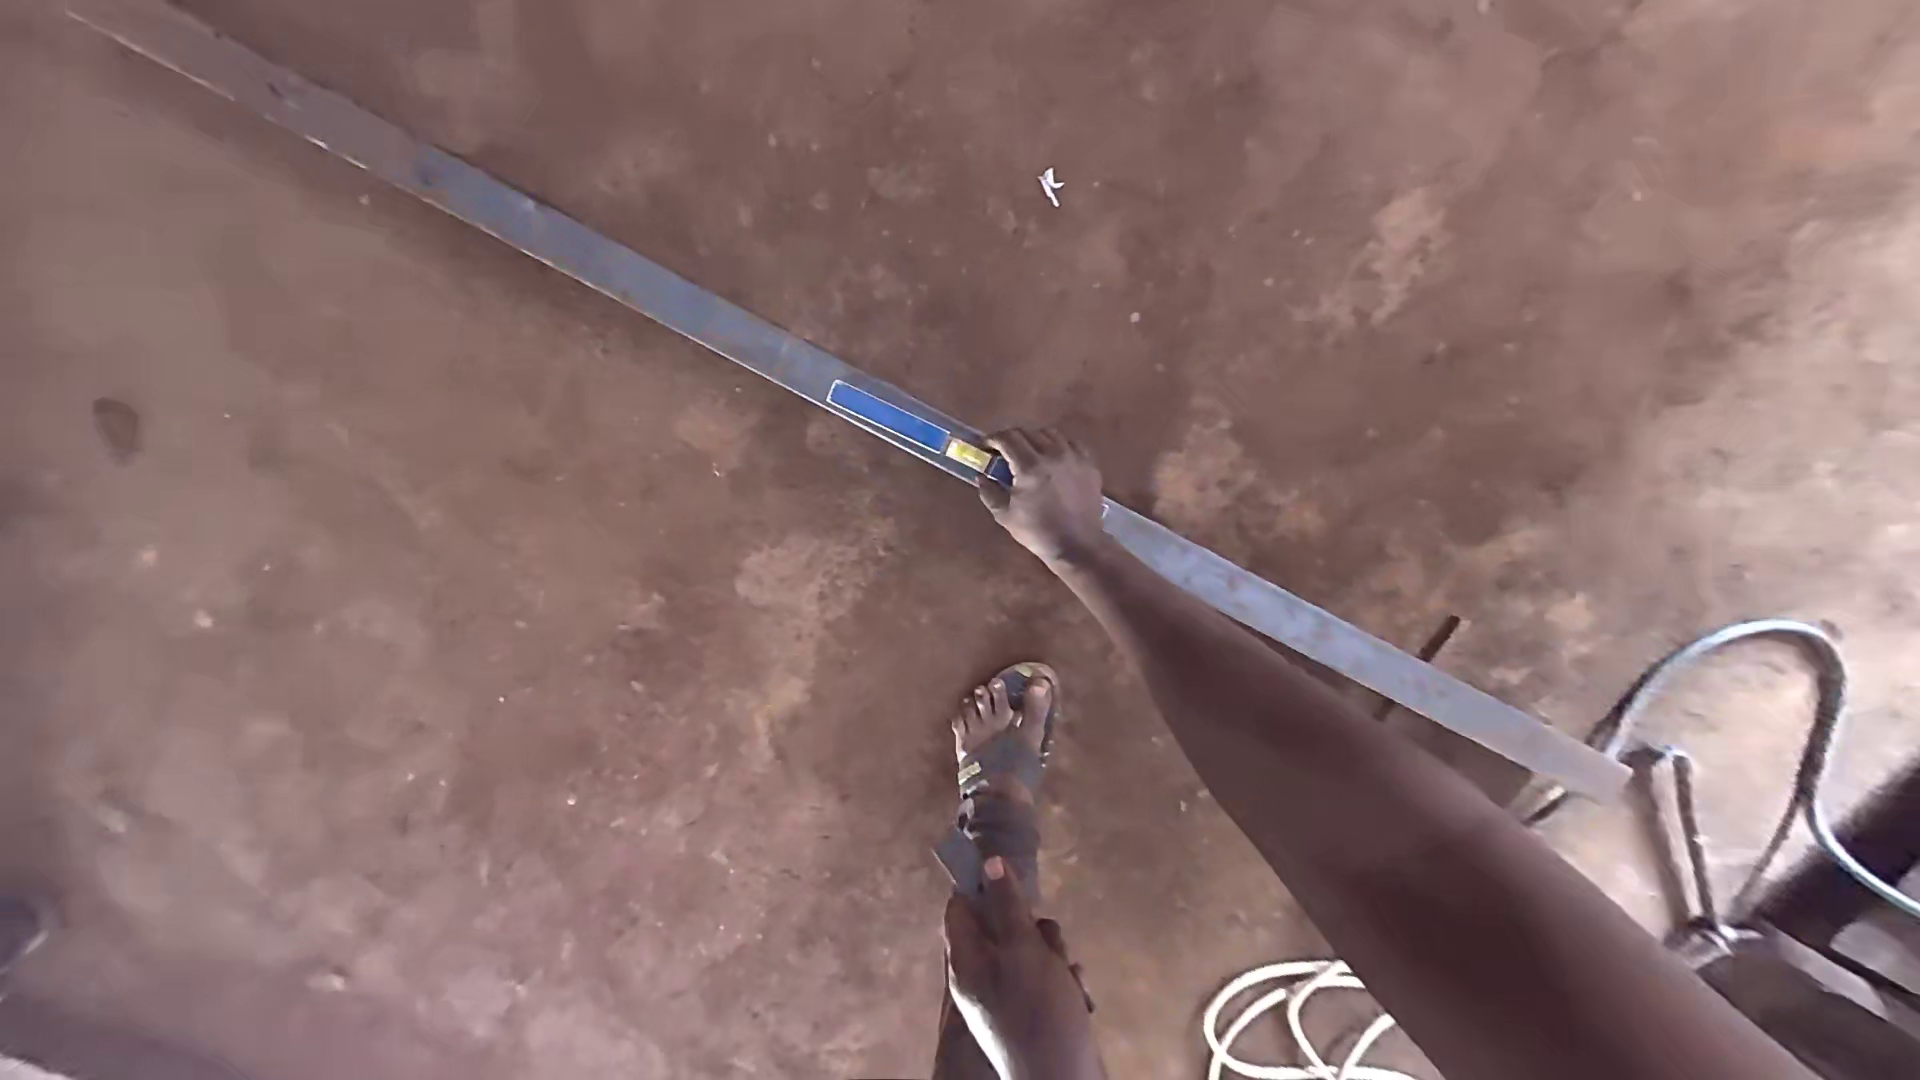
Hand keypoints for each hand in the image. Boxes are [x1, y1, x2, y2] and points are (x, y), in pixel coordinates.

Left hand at [945, 856, 1105, 1079]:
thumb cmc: (1038, 1011)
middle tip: (1043, 938)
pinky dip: (1062, 977)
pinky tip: (1076, 990)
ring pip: (1028, 947)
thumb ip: (1006, 904)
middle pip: (1000, 924)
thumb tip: (990, 861)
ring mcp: (1007, 994)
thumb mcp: (1022, 949)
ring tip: (1063, 972)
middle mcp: (981, 975)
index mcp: (966, 961)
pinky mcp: (1033, 1009)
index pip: (959, 907)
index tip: (1008, 872)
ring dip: (1052, 952)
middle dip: (1030, 924)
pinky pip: (1045, 975)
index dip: (980, 885)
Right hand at [979, 428, 1107, 565]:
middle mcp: (1053, 454)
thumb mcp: (1005, 515)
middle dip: (1012, 438)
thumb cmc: (1037, 532)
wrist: (1077, 544)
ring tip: (1030, 454)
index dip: (993, 439)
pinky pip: (1071, 443)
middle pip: (1027, 432)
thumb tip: (981, 476)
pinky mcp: (1089, 464)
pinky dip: (1058, 445)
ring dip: (1035, 439)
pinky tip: (1053, 458)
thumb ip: (989, 492)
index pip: (1008, 438)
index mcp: (1029, 467)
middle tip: (1005, 452)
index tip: (987, 446)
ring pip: (1050, 434)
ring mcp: (1074, 457)